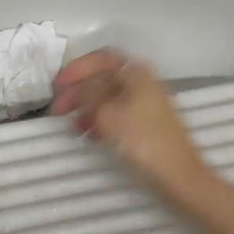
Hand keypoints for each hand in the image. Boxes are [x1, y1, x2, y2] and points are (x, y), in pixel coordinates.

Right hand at [51, 49, 210, 192]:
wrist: (177, 174)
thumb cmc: (140, 139)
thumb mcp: (107, 113)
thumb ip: (88, 93)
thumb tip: (80, 85)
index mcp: (135, 72)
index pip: (100, 59)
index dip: (76, 69)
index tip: (56, 86)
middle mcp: (143, 82)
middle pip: (104, 79)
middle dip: (78, 91)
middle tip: (57, 110)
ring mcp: (147, 104)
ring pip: (109, 98)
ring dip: (87, 108)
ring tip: (72, 127)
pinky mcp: (147, 124)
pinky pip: (118, 114)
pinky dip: (100, 121)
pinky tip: (89, 136)